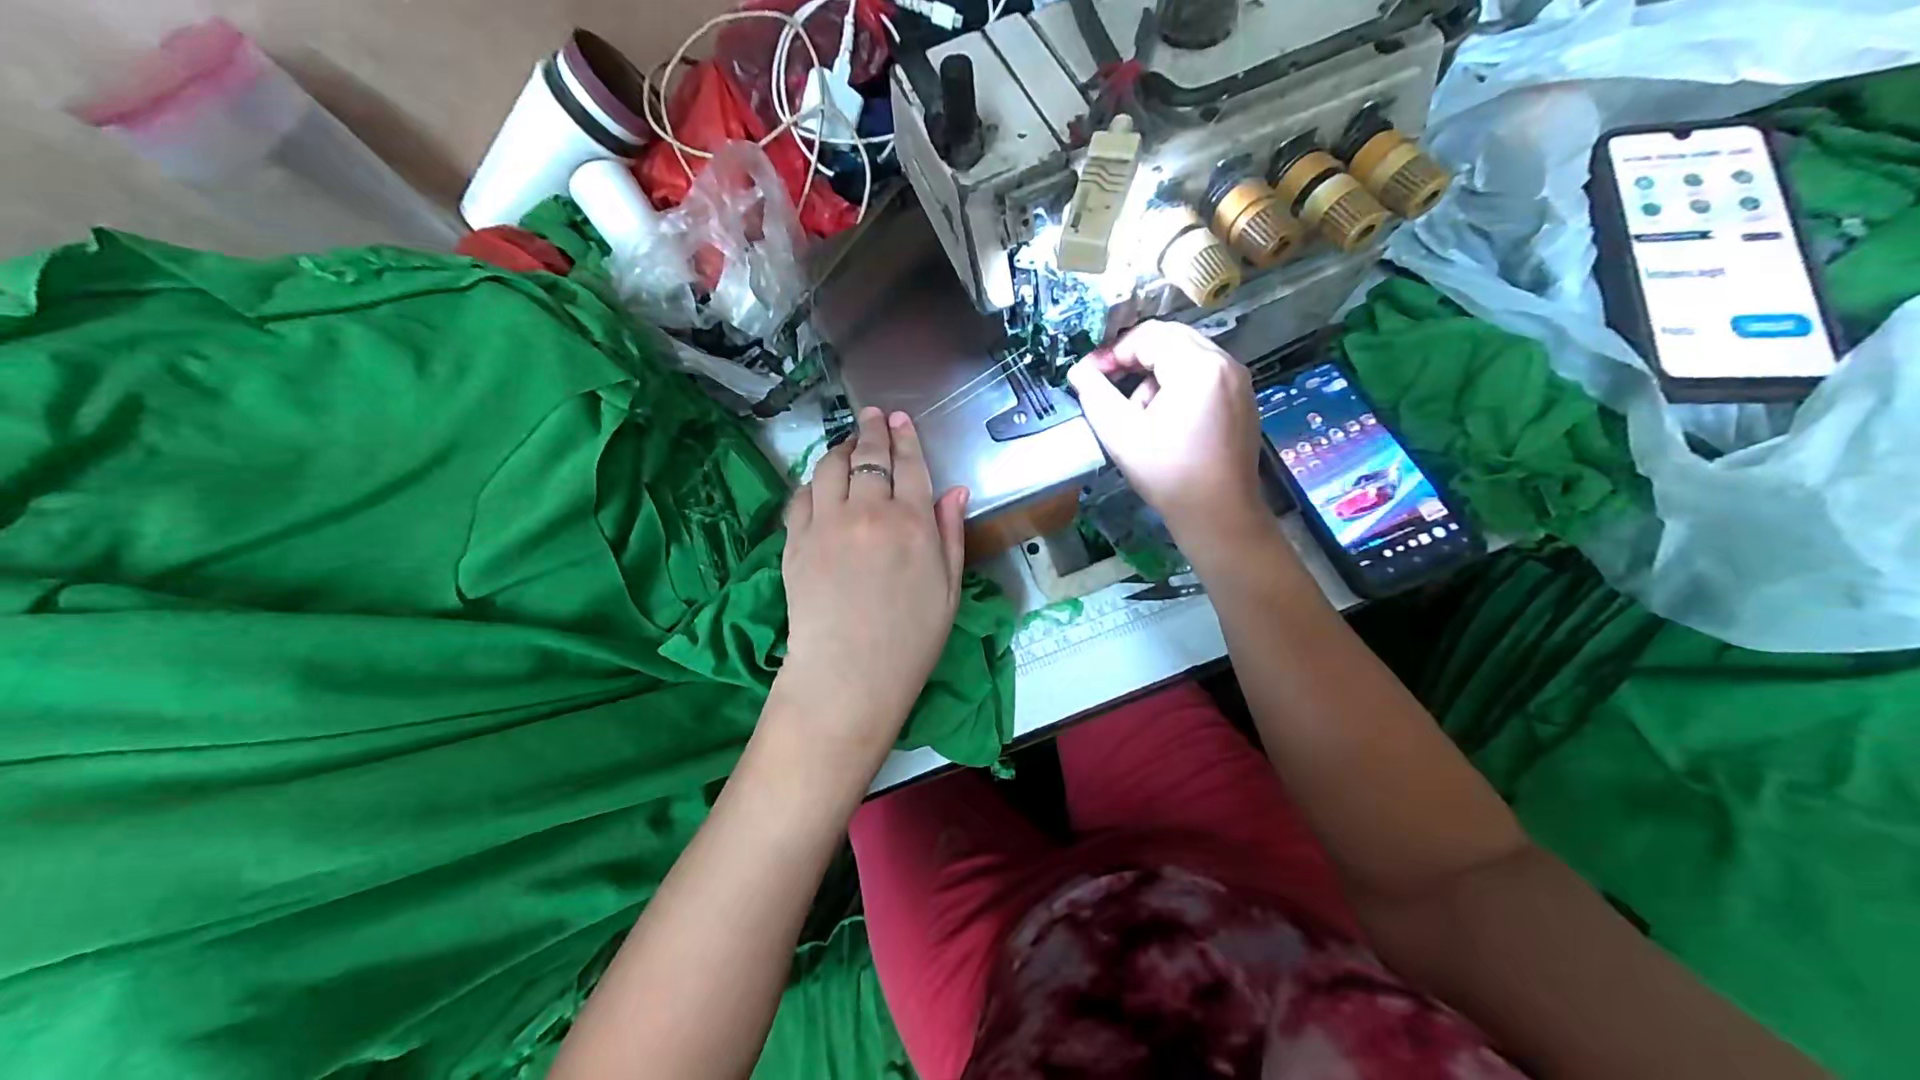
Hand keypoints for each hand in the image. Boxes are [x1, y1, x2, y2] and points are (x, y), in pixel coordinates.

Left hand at [777, 407, 968, 757]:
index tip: (900, 418)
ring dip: (840, 447)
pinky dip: (813, 481)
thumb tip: (956, 489)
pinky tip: (820, 481)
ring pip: (831, 467)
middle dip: (873, 430)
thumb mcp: (949, 590)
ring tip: (846, 442)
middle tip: (873, 416)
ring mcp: (826, 524)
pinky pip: (802, 495)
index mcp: (913, 523)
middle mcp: (869, 512)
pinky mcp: (795, 540)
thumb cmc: (910, 641)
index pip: (910, 464)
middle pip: (869, 455)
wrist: (848, 676)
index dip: (905, 437)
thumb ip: (951, 534)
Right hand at [1068, 321, 1265, 542]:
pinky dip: (1177, 385)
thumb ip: (1095, 394)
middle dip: (1134, 358)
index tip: (1090, 374)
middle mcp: (1225, 364)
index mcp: (1198, 366)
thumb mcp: (1121, 434)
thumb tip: (1079, 371)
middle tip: (1108, 383)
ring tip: (1138, 412)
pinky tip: (1164, 420)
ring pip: (1186, 356)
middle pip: (1170, 339)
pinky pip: (1203, 374)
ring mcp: (1238, 381)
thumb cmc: (1168, 474)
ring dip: (1155, 373)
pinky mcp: (1242, 399)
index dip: (1113, 351)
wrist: (1219, 515)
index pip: (1148, 336)